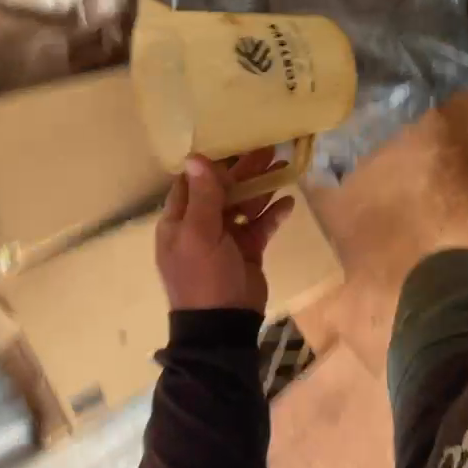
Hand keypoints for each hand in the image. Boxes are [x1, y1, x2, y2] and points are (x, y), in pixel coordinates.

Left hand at [155, 149, 295, 310]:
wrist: (223, 324)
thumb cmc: (203, 276)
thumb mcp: (199, 234)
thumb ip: (203, 196)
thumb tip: (195, 157)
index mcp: (179, 220)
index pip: (192, 183)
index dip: (212, 164)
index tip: (234, 143)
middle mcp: (200, 225)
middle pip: (223, 190)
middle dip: (245, 171)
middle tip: (270, 149)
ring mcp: (226, 238)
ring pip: (245, 205)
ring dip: (262, 188)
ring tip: (284, 168)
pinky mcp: (248, 250)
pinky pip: (261, 225)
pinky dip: (273, 214)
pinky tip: (288, 202)